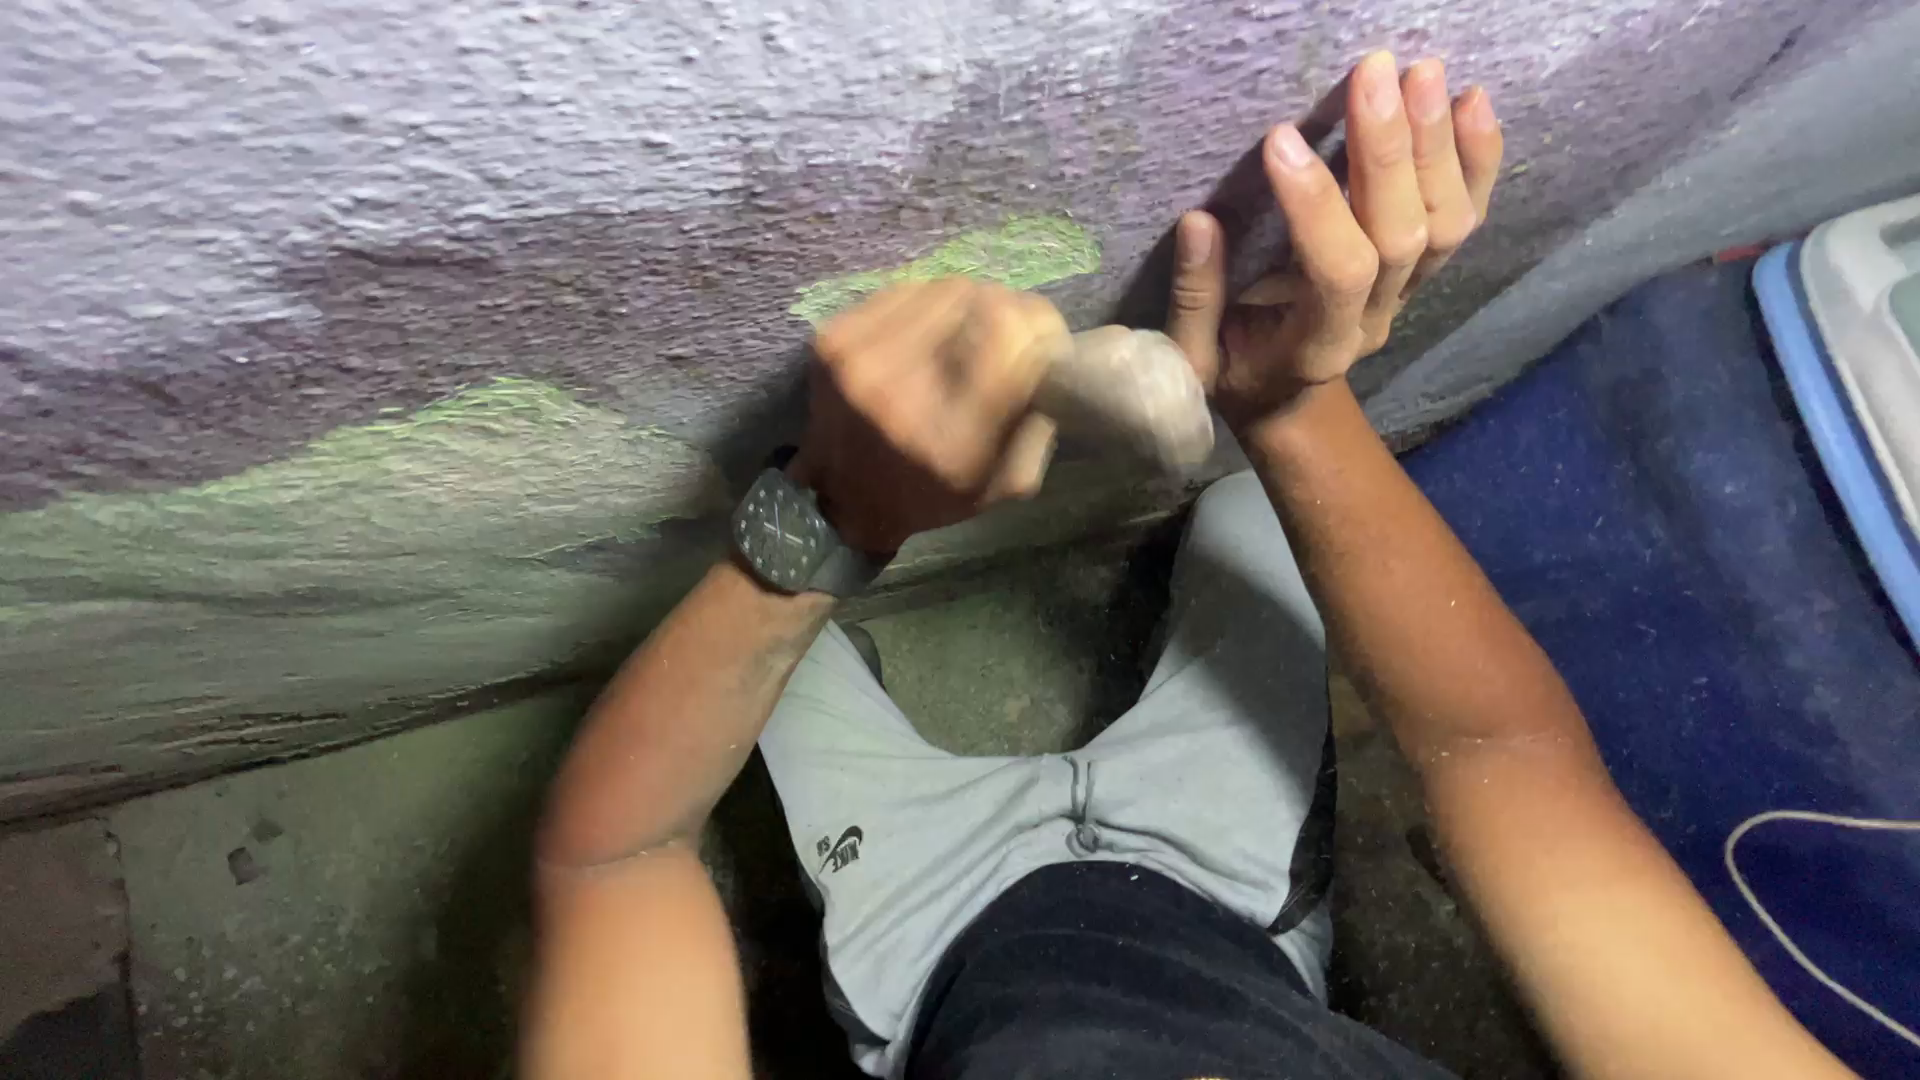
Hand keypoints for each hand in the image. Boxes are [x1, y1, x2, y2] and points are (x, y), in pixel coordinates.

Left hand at [794, 278, 1066, 554]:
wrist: (842, 498)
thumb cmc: (933, 498)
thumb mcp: (1004, 485)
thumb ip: (1039, 422)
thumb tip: (1053, 352)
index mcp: (950, 439)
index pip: (1009, 331)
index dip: (1040, 325)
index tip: (1044, 342)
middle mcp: (900, 391)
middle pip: (983, 299)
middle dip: (1010, 313)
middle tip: (1010, 339)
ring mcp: (859, 357)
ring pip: (946, 287)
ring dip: (971, 307)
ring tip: (968, 338)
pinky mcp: (834, 337)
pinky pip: (906, 290)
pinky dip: (929, 307)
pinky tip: (929, 337)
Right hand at [1167, 52, 1503, 430]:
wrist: (1287, 403)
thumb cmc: (1233, 379)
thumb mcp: (1194, 357)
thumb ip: (1196, 297)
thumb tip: (1198, 221)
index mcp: (1316, 346)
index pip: (1337, 270)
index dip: (1315, 204)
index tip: (1280, 140)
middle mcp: (1373, 322)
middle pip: (1402, 234)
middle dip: (1388, 151)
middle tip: (1371, 75)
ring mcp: (1404, 299)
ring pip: (1445, 223)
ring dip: (1436, 144)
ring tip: (1421, 73)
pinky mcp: (1418, 277)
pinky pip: (1463, 221)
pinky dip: (1476, 160)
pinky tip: (1472, 103)